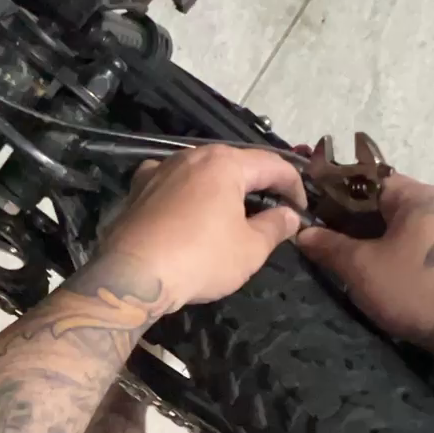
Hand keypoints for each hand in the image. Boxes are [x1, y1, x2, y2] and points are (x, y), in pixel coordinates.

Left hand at [96, 145, 305, 308]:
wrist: (132, 276)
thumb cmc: (199, 259)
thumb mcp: (250, 249)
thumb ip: (275, 227)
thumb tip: (289, 215)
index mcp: (225, 163)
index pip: (273, 165)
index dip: (294, 186)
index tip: (301, 209)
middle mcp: (190, 156)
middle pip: (234, 164)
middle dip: (256, 185)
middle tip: (271, 211)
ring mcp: (159, 170)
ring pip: (200, 172)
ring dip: (220, 189)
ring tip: (231, 214)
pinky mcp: (136, 190)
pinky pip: (171, 185)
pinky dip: (187, 195)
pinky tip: (188, 213)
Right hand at [295, 173, 433, 350]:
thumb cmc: (419, 288)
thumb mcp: (362, 268)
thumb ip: (329, 247)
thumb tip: (303, 232)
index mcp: (418, 195)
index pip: (368, 180)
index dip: (336, 195)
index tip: (312, 216)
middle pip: (387, 206)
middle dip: (354, 224)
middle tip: (325, 245)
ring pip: (405, 232)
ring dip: (377, 245)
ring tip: (349, 267)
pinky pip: (421, 252)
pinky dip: (399, 261)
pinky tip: (384, 283)